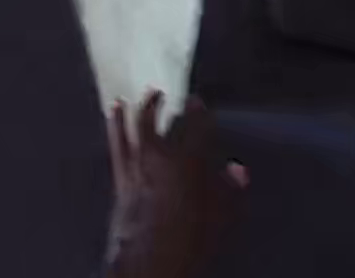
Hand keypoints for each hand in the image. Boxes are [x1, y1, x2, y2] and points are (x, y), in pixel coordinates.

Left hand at [104, 91, 245, 277]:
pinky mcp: (121, 173)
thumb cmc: (186, 242)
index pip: (196, 129)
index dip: (200, 114)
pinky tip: (115, 108)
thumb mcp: (216, 220)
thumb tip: (239, 169)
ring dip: (145, 106)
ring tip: (150, 93)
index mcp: (185, 162)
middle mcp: (158, 154)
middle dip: (174, 107)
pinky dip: (116, 121)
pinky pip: (117, 140)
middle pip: (166, 122)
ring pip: (139, 123)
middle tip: (180, 97)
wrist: (146, 262)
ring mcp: (136, 161)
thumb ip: (227, 191)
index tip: (201, 102)